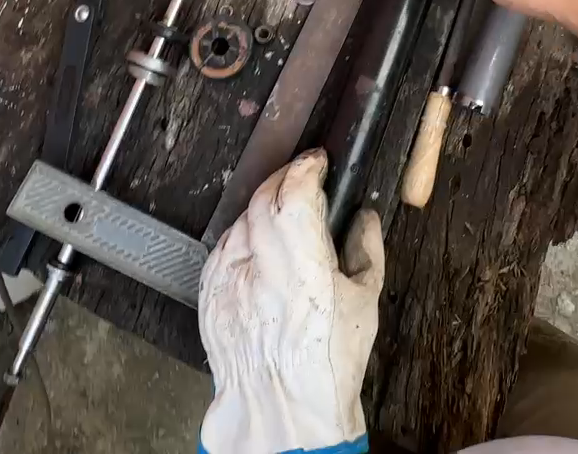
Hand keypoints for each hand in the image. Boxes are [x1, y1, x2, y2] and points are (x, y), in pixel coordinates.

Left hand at [197, 150, 383, 453]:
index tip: (316, 161)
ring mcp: (230, 283)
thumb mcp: (365, 304)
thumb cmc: (328, 364)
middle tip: (301, 176)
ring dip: (262, 204)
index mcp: (305, 271)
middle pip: (265, 198)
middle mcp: (263, 271)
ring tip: (282, 210)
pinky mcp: (210, 296)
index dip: (306, 168)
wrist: (283, 415)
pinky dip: (241, 235)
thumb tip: (364, 216)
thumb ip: (367, 251)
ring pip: (241, 219)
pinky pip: (222, 247)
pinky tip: (257, 242)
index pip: (297, 194)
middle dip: (284, 177)